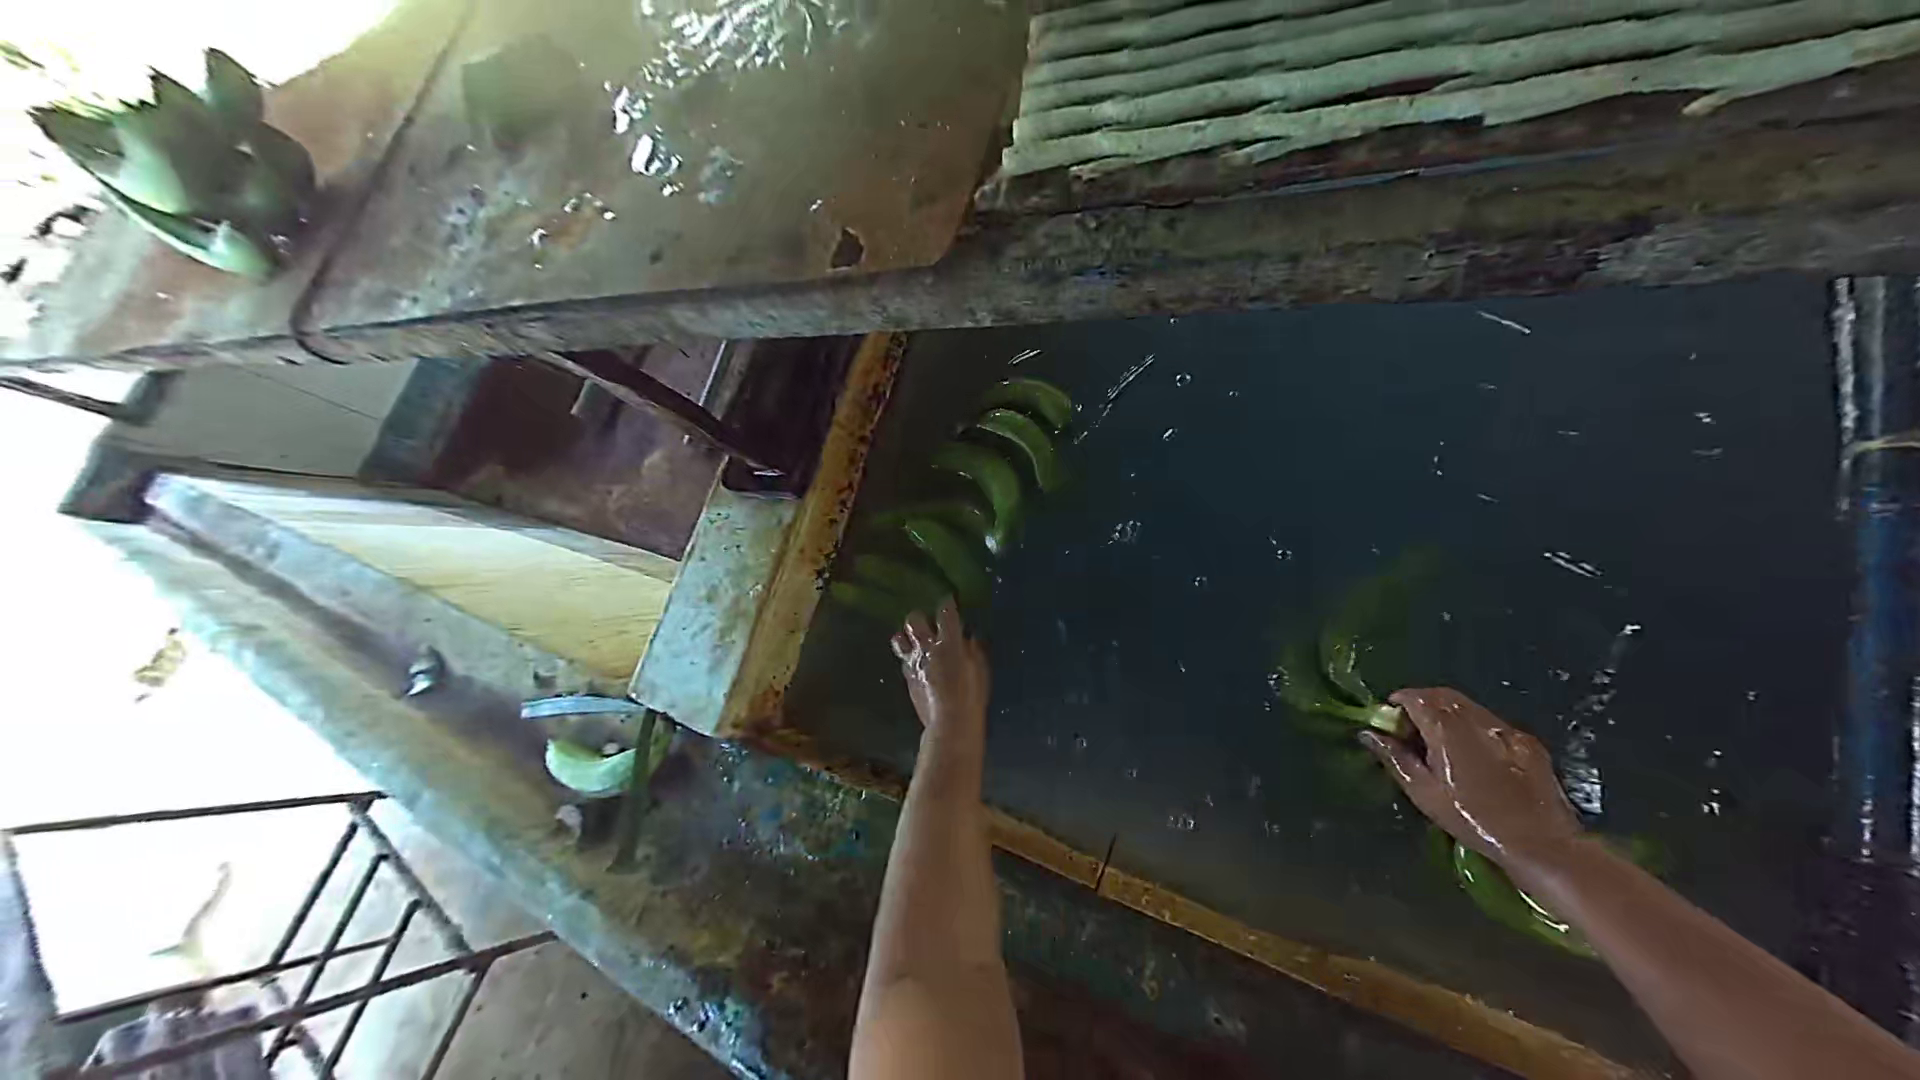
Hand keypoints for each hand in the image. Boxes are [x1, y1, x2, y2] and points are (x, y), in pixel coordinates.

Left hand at [891, 599, 989, 733]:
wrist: (950, 722)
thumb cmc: (972, 694)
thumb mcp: (981, 667)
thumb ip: (975, 648)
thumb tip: (971, 636)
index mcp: (949, 641)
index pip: (945, 611)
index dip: (947, 603)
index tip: (949, 600)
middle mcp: (927, 646)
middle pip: (914, 619)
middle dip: (921, 617)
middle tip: (930, 622)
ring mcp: (914, 662)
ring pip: (899, 638)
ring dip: (906, 636)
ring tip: (915, 640)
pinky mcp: (907, 677)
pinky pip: (903, 660)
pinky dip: (909, 658)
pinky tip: (917, 663)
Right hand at [1360, 687, 1582, 867]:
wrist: (1542, 844)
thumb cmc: (1472, 819)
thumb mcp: (1422, 791)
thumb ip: (1394, 757)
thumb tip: (1368, 733)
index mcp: (1447, 729)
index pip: (1415, 697)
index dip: (1398, 703)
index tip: (1391, 722)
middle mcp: (1477, 720)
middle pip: (1442, 695)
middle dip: (1422, 704)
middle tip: (1412, 730)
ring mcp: (1506, 730)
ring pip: (1468, 706)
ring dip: (1448, 714)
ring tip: (1442, 743)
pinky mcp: (1528, 743)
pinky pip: (1491, 723)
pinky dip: (1474, 728)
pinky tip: (1476, 756)